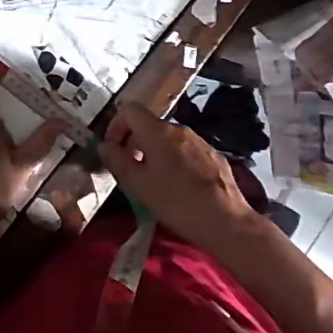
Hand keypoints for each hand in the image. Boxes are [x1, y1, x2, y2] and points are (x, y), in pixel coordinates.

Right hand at [98, 103, 257, 247]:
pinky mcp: (214, 156)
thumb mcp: (138, 185)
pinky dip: (174, 159)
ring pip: (168, 138)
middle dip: (134, 141)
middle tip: (129, 167)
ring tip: (153, 178)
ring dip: (154, 151)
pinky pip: (186, 149)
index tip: (112, 147)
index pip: (130, 109)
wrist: (227, 222)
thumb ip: (117, 161)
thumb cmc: (176, 202)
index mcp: (158, 131)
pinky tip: (178, 184)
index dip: (116, 124)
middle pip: (149, 124)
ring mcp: (200, 141)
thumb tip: (104, 146)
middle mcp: (179, 129)